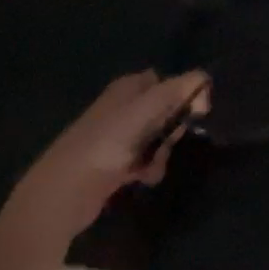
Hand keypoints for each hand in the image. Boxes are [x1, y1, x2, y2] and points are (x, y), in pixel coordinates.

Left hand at [15, 70, 209, 226]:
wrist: (63, 192)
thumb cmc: (105, 144)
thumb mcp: (144, 111)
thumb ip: (176, 91)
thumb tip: (205, 77)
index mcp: (128, 88)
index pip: (166, 80)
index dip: (184, 92)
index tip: (198, 111)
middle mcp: (123, 108)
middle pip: (164, 110)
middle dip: (175, 126)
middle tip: (173, 140)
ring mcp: (118, 137)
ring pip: (157, 138)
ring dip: (163, 151)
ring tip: (154, 165)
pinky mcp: (115, 164)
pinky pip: (145, 160)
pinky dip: (149, 168)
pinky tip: (144, 178)